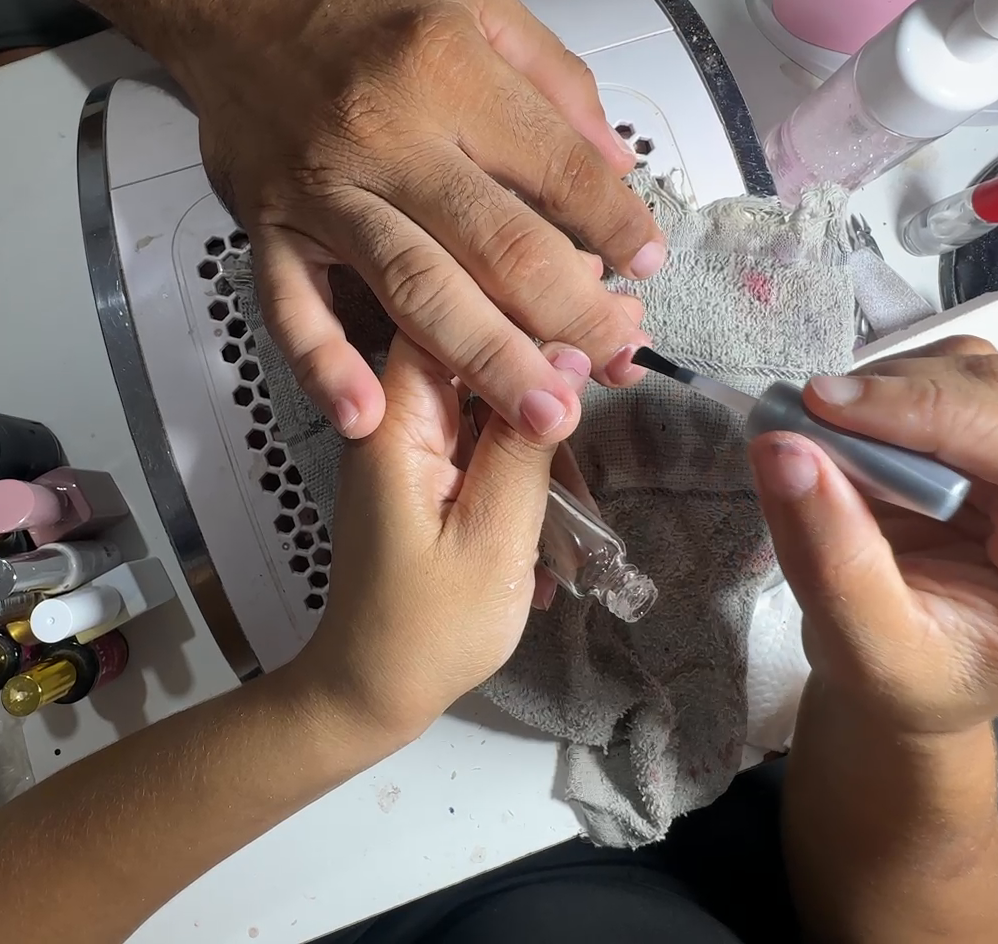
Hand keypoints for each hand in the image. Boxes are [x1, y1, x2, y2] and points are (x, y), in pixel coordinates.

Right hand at [161, 0, 660, 444]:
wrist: (234, 1)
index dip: (613, 222)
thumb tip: (612, 164)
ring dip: (485, 360)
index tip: (646, 264)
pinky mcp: (270, 231)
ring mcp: (323, 193)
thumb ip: (554, 80)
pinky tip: (365, 416)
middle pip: (495, 243)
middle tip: (616, 361)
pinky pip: (292, 307)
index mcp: (447, 72)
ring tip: (543, 413)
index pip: (555, 164)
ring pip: (414, 287)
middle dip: (568, 313)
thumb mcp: (475, 4)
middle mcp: (386, 139)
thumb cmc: (355, 3)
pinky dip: (325, 365)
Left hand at [285, 333, 582, 739]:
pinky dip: (524, 463)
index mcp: (396, 426)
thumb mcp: (492, 537)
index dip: (516, 307)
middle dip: (547, 362)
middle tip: (625, 362)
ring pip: (485, 403)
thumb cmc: (430, 627)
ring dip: (543, 426)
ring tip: (596, 465)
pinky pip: (481, 444)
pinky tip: (563, 509)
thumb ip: (525, 446)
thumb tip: (565, 359)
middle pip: (471, 357)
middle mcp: (396, 423)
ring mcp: (411, 451)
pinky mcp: (426, 477)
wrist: (372, 689)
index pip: (445, 322)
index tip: (593, 312)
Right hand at [745, 338, 997, 737]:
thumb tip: (780, 445)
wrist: (912, 683)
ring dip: (897, 389)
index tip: (824, 402)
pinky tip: (856, 430)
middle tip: (805, 414)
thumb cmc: (905, 683)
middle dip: (907, 397)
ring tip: (824, 429)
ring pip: (995, 381)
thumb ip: (827, 551)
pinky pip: (966, 386)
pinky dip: (896, 393)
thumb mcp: (861, 642)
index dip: (943, 412)